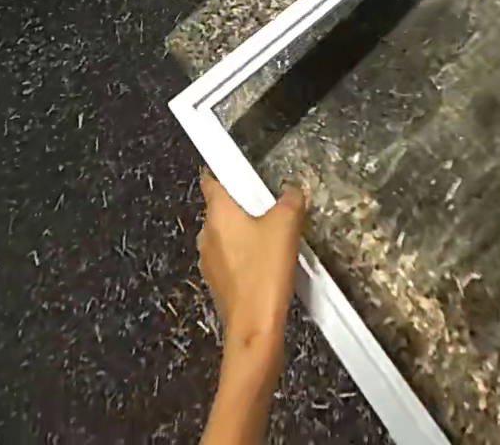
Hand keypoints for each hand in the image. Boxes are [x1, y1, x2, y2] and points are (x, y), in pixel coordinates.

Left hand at [197, 171, 305, 366]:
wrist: (255, 329)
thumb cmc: (265, 269)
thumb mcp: (286, 224)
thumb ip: (291, 199)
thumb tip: (292, 191)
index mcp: (217, 212)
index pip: (210, 181)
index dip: (222, 171)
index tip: (237, 169)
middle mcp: (207, 234)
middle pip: (221, 209)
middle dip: (243, 205)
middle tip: (269, 205)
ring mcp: (209, 261)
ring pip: (226, 235)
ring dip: (245, 232)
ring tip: (273, 236)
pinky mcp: (218, 284)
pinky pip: (231, 258)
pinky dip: (245, 255)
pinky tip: (267, 263)